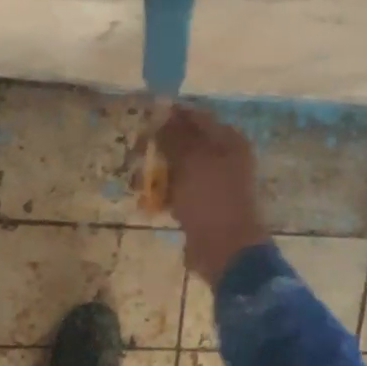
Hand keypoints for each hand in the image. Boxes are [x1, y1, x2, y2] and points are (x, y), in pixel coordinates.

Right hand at [156, 105, 267, 285]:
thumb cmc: (209, 198)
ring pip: (182, 170)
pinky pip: (182, 193)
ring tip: (139, 179)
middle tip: (137, 152)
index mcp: (228, 140)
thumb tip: (161, 117)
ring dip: (160, 173)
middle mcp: (225, 158)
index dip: (170, 117)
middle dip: (161, 147)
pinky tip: (152, 201)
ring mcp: (216, 184)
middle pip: (188, 144)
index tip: (145, 122)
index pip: (196, 117)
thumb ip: (174, 137)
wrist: (224, 248)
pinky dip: (167, 195)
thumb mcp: (190, 161)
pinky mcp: (205, 207)